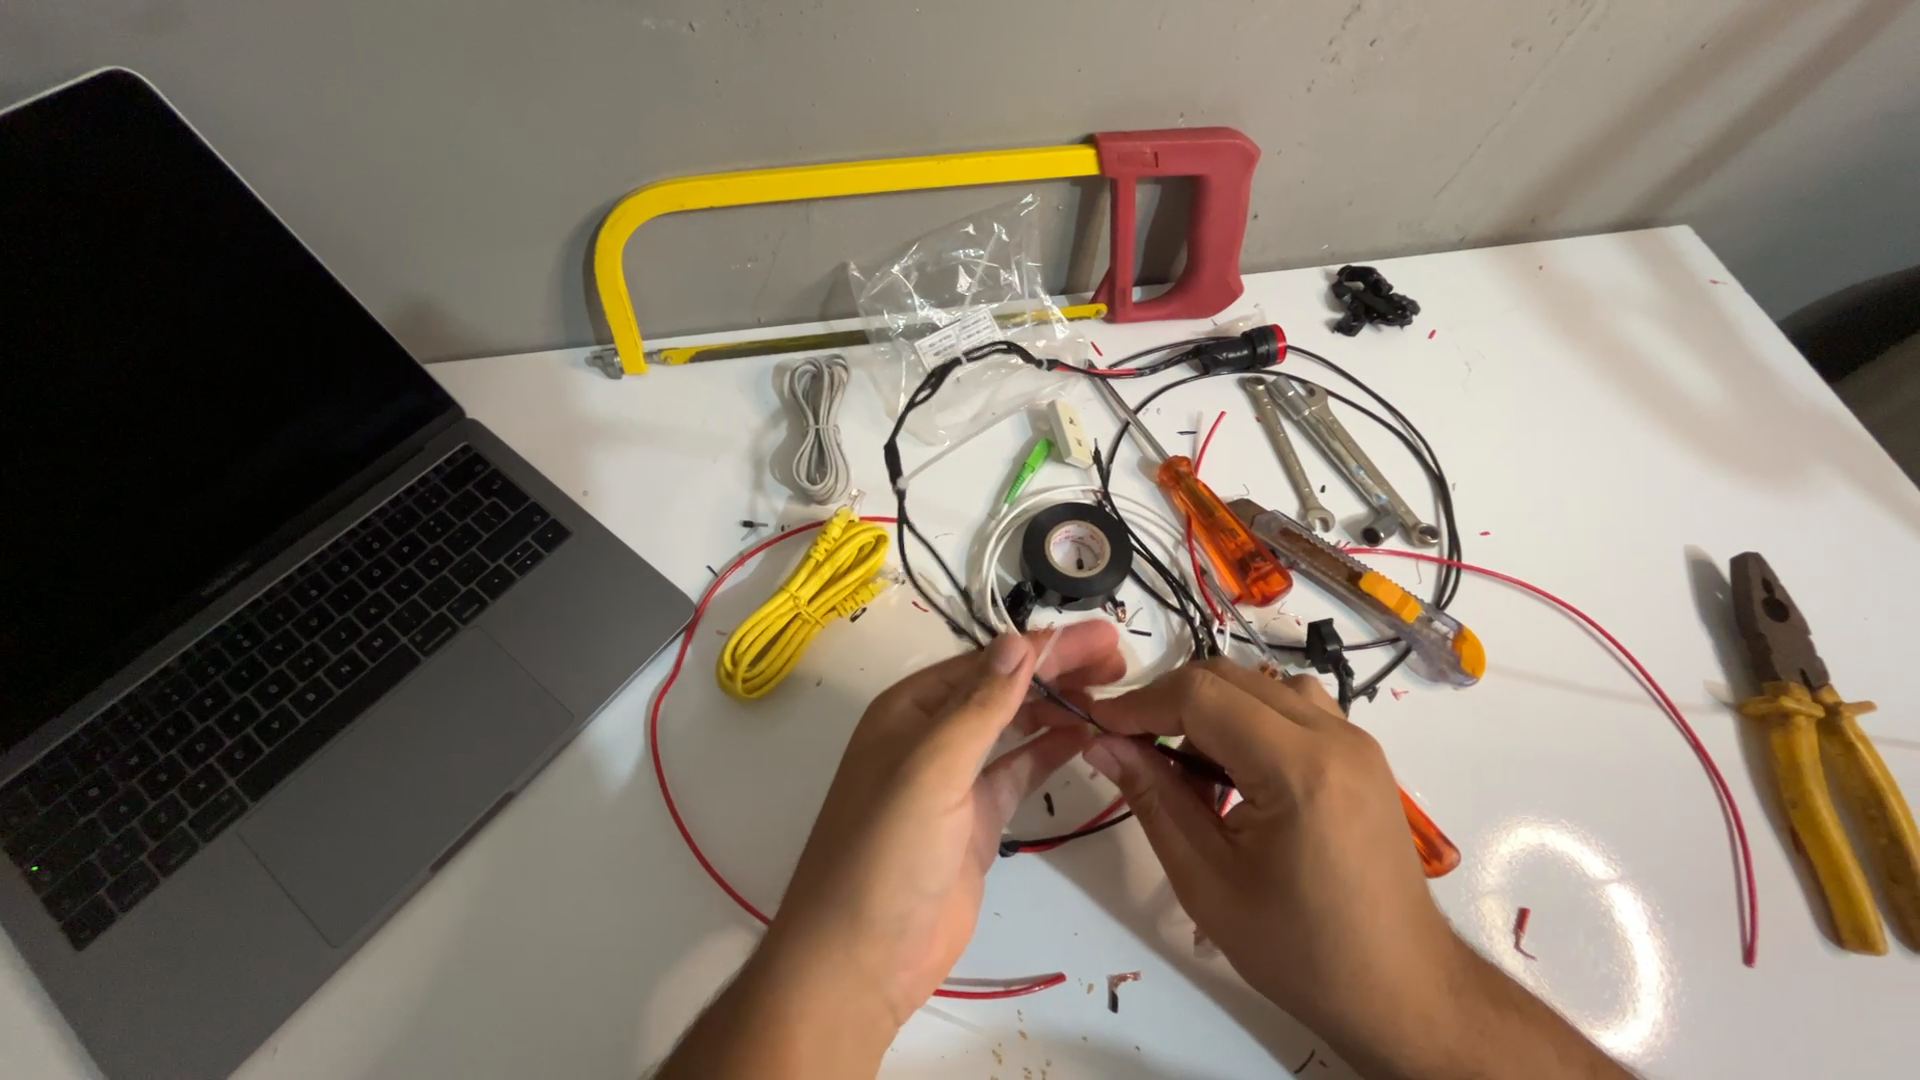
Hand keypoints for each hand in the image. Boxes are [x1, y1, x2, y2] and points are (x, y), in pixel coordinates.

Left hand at [768, 621, 1123, 1027]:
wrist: (861, 958)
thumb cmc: (887, 851)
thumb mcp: (932, 768)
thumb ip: (980, 705)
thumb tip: (1019, 640)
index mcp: (910, 709)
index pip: (987, 663)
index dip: (1045, 647)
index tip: (1102, 638)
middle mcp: (931, 735)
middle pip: (1003, 688)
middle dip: (1057, 670)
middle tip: (1117, 660)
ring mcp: (954, 779)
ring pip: (1014, 727)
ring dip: (1057, 707)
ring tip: (1111, 693)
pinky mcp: (975, 819)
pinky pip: (1018, 771)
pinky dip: (1050, 752)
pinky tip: (1085, 737)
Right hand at [1085, 660, 1629, 1079]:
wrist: (1405, 993)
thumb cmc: (1300, 949)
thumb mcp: (1206, 880)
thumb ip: (1152, 798)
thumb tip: (1102, 744)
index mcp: (1299, 768)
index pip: (1200, 695)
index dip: (1139, 702)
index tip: (1097, 724)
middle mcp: (1334, 735)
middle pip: (1228, 677)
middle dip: (1167, 701)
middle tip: (1128, 744)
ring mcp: (1355, 740)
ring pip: (1260, 684)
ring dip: (1209, 706)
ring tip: (1182, 759)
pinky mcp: (1361, 754)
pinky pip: (1292, 705)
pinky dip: (1248, 717)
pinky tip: (1233, 766)